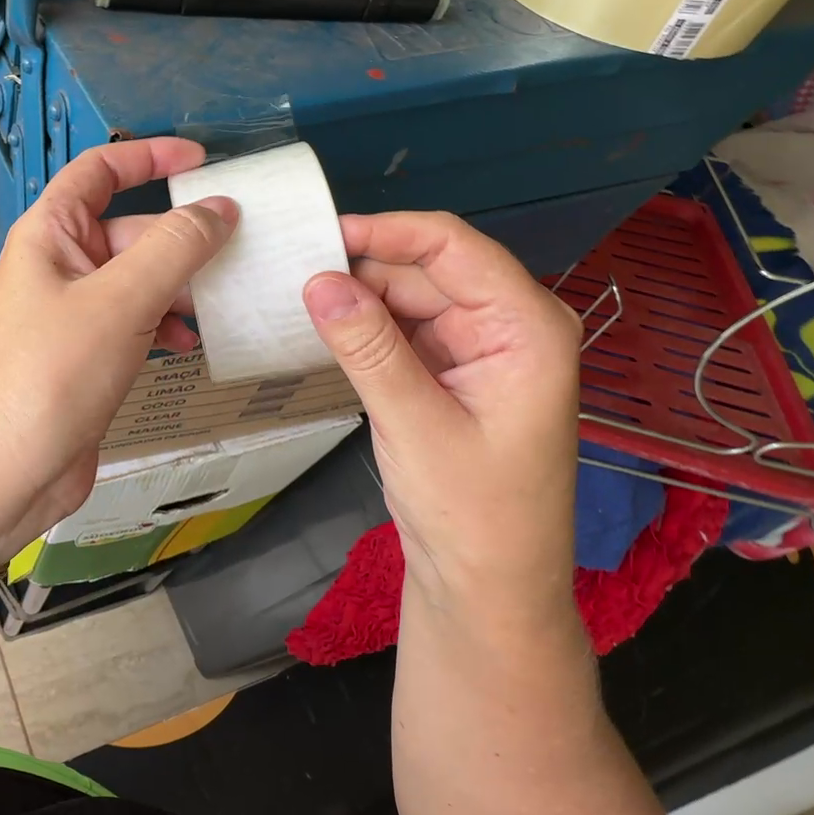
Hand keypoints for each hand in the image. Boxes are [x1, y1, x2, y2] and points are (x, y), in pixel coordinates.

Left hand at [0, 139, 237, 566]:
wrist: (7, 470)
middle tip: (245, 251)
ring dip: (182, 287)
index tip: (205, 160)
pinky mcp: (87, 355)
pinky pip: (137, 322)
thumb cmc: (52, 373)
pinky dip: (166, 325)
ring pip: (140, 280)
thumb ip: (174, 248)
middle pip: (131, 230)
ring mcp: (73, 313)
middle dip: (183, 239)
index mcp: (49, 234)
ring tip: (225, 303)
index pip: (98, 172)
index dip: (148, 157)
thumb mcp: (119, 301)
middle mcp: (59, 265)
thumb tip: (220, 208)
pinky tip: (191, 343)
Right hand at [302, 212, 581, 609]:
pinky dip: (359, 327)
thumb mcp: (416, 424)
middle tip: (288, 269)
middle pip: (425, 269)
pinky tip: (317, 326)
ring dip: (354, 297)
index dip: (387, 231)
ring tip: (291, 294)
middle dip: (361, 266)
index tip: (317, 236)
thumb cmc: (473, 510)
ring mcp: (471, 349)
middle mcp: (504, 326)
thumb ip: (368, 348)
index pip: (454, 248)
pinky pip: (397, 331)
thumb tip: (317, 280)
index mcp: (526, 327)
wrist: (483, 582)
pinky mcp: (442, 372)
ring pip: (405, 298)